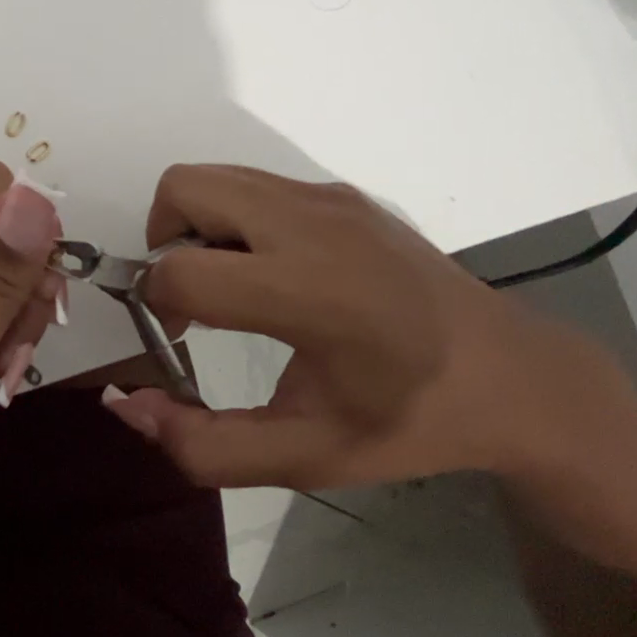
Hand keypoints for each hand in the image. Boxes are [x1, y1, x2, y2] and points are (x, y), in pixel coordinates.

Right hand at [102, 165, 636, 489]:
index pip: (182, 271)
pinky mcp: (342, 193)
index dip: (156, 304)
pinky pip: (252, 184)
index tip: (179, 336)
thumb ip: (203, 444)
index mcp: (312, 295)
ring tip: (230, 285)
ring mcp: (331, 199)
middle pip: (183, 189)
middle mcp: (315, 227)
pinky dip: (232, 219)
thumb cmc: (409, 423)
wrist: (515, 376)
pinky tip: (271, 272)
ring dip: (194, 226)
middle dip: (162, 240)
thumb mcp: (306, 458)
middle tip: (191, 297)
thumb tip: (121, 403)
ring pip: (213, 178)